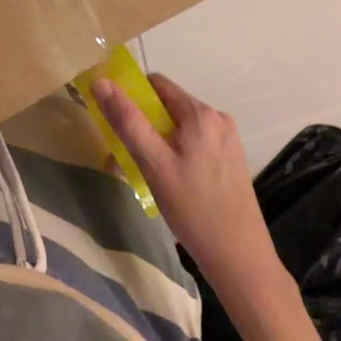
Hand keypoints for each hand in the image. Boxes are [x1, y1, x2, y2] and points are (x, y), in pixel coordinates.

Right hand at [92, 73, 271, 271]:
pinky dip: (176, 153)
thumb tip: (100, 82)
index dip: (131, 97)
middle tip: (127, 155)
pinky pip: (195, 143)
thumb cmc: (193, 208)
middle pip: (168, 106)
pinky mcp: (231, 160)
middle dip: (143, 125)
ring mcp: (228, 140)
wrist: (240, 259)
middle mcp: (218, 118)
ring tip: (146, 173)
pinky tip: (170, 182)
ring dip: (158, 141)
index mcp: (200, 113)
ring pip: (180, 127)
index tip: (117, 123)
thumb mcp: (153, 163)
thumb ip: (127, 120)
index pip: (156, 84)